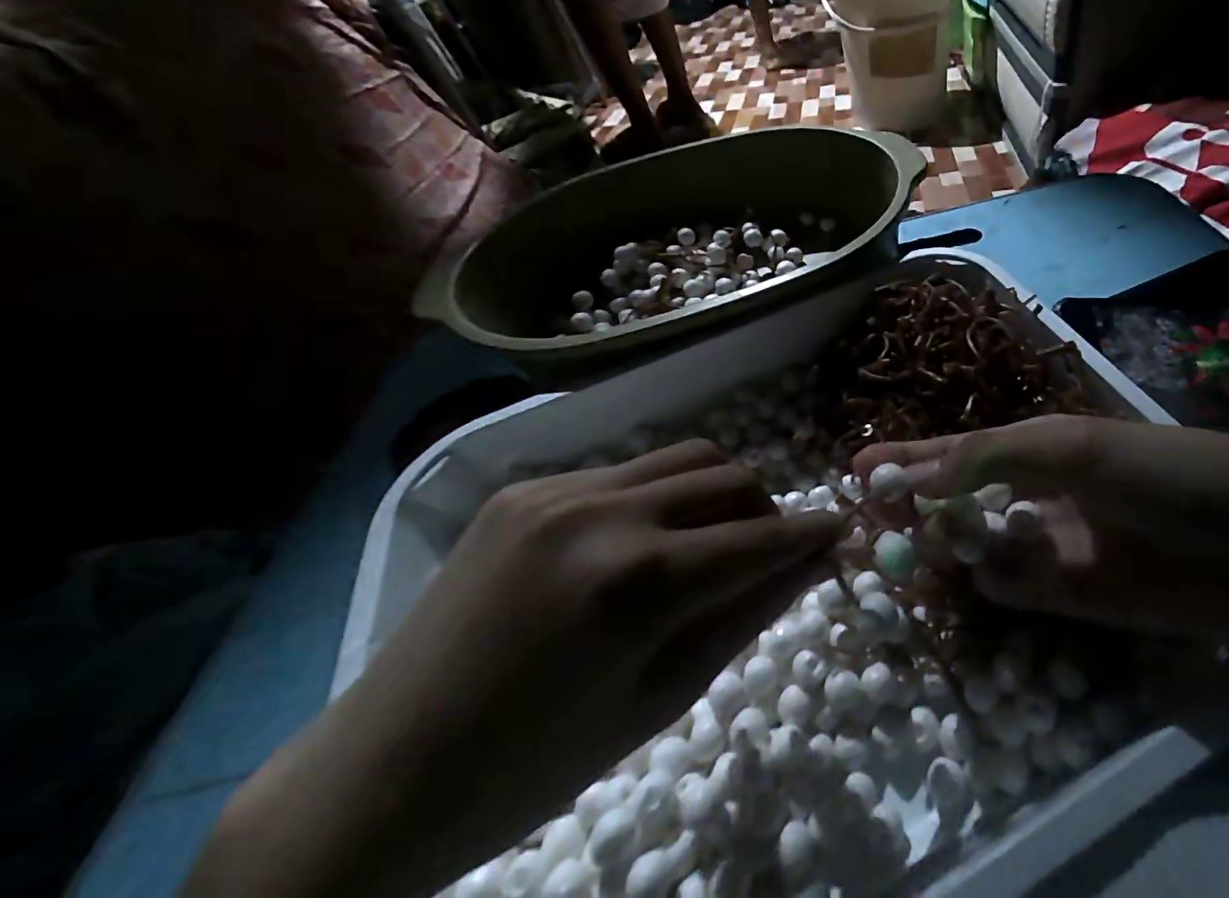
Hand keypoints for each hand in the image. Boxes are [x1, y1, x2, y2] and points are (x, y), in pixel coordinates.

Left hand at [187, 441, 842, 897]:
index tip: (844, 530)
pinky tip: (643, 544)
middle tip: (774, 553)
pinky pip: (625, 473)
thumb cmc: (537, 767)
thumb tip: (811, 561)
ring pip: (681, 458)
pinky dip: (661, 498)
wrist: (385, 770)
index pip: (758, 539)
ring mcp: (556, 489)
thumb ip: (744, 616)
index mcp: (638, 583)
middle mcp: (602, 512)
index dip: (812, 533)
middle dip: (769, 508)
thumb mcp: (661, 698)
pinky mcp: (523, 487)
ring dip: (720, 491)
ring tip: (715, 540)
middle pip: (728, 476)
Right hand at [853, 417, 1228, 730]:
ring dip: (950, 545)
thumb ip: (1002, 458)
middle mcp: (1055, 493)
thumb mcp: (1087, 451)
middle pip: (969, 497)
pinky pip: (1026, 590)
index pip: (966, 448)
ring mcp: (1070, 547)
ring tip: (902, 550)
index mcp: (1056, 445)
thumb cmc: (1187, 480)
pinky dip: (996, 585)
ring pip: (990, 545)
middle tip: (865, 513)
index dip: (913, 454)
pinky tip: (972, 578)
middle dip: (919, 501)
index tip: (858, 465)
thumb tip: (926, 478)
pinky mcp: (1091, 599)